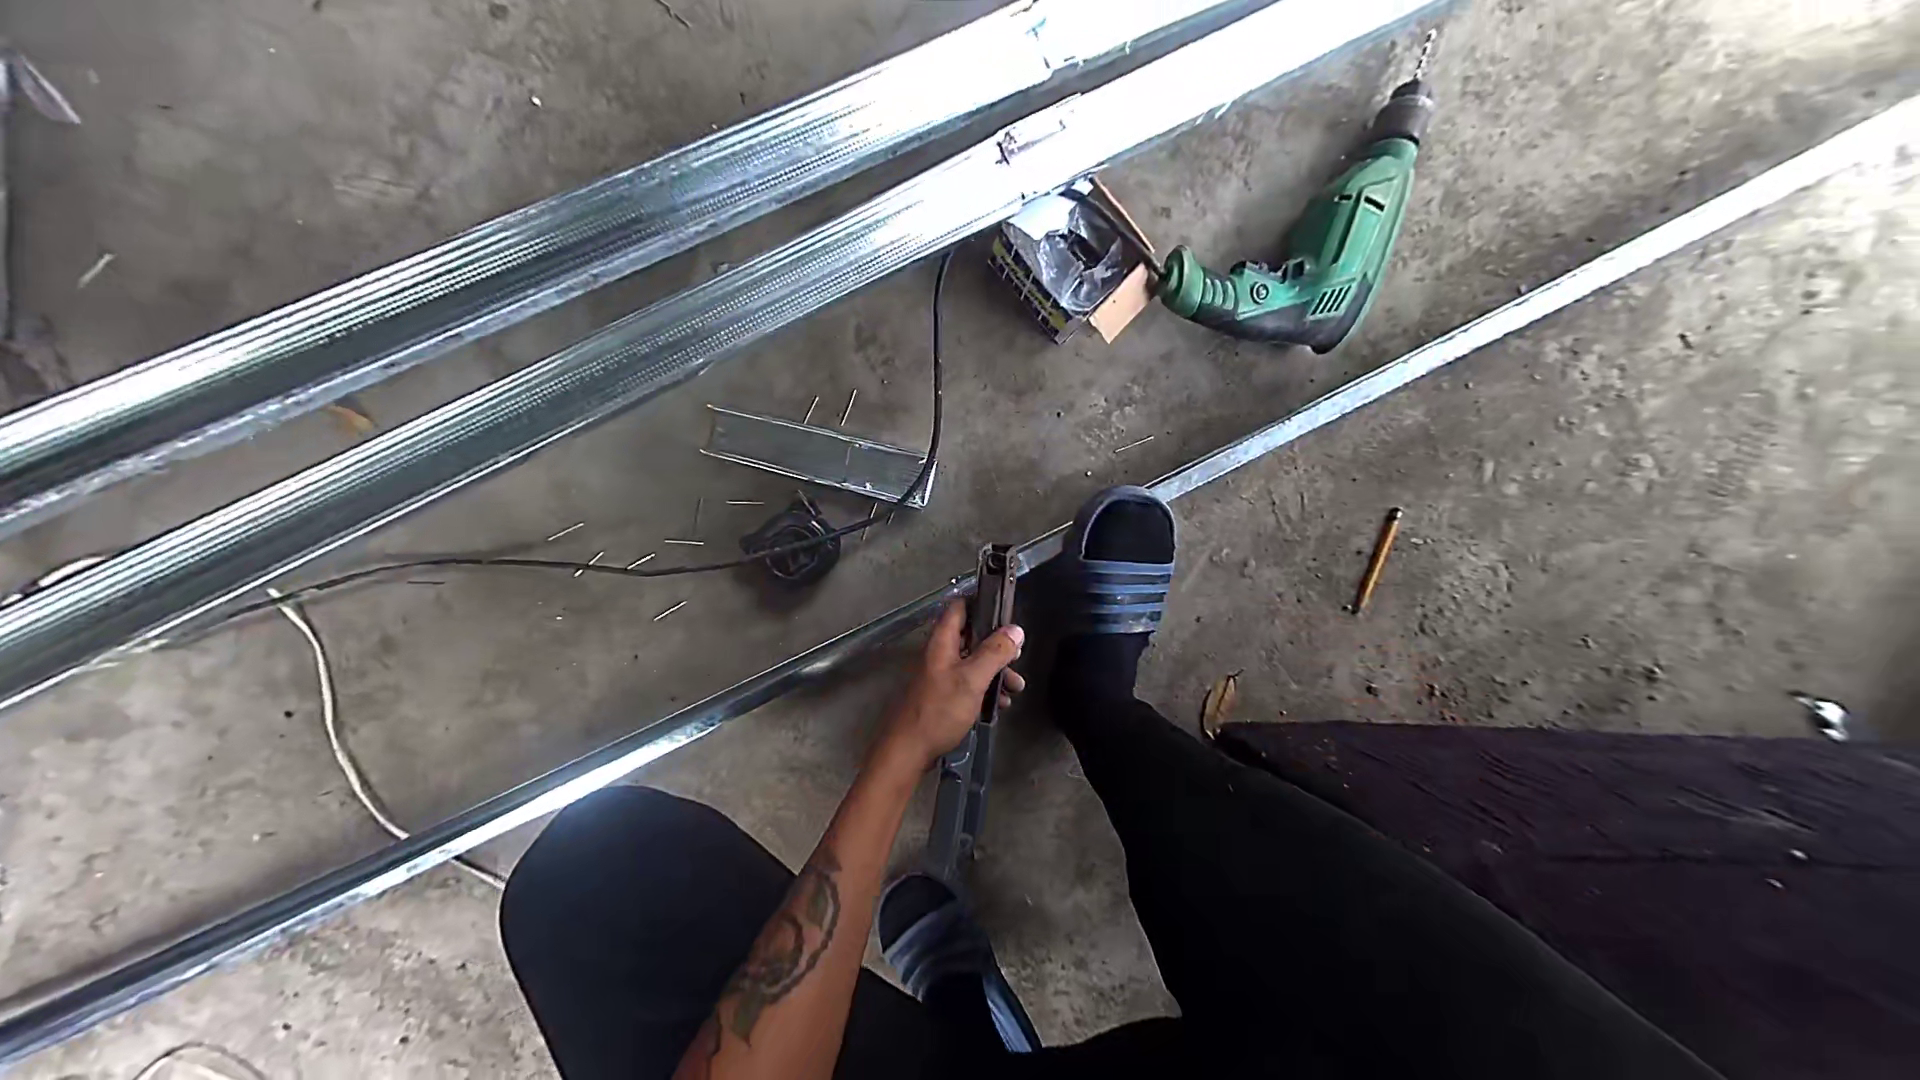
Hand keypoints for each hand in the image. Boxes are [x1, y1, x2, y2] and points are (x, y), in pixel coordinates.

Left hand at [870, 600, 1025, 775]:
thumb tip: (1015, 630)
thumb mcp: (973, 679)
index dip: (981, 603)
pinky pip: (969, 683)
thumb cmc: (937, 712)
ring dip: (995, 670)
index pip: (960, 607)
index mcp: (942, 642)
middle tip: (1015, 654)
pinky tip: (998, 703)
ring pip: (973, 662)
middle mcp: (940, 654)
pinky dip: (986, 688)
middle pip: (971, 636)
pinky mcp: (943, 695)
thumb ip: (995, 652)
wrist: (909, 750)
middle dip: (996, 644)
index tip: (1003, 610)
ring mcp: (941, 675)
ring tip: (1014, 685)